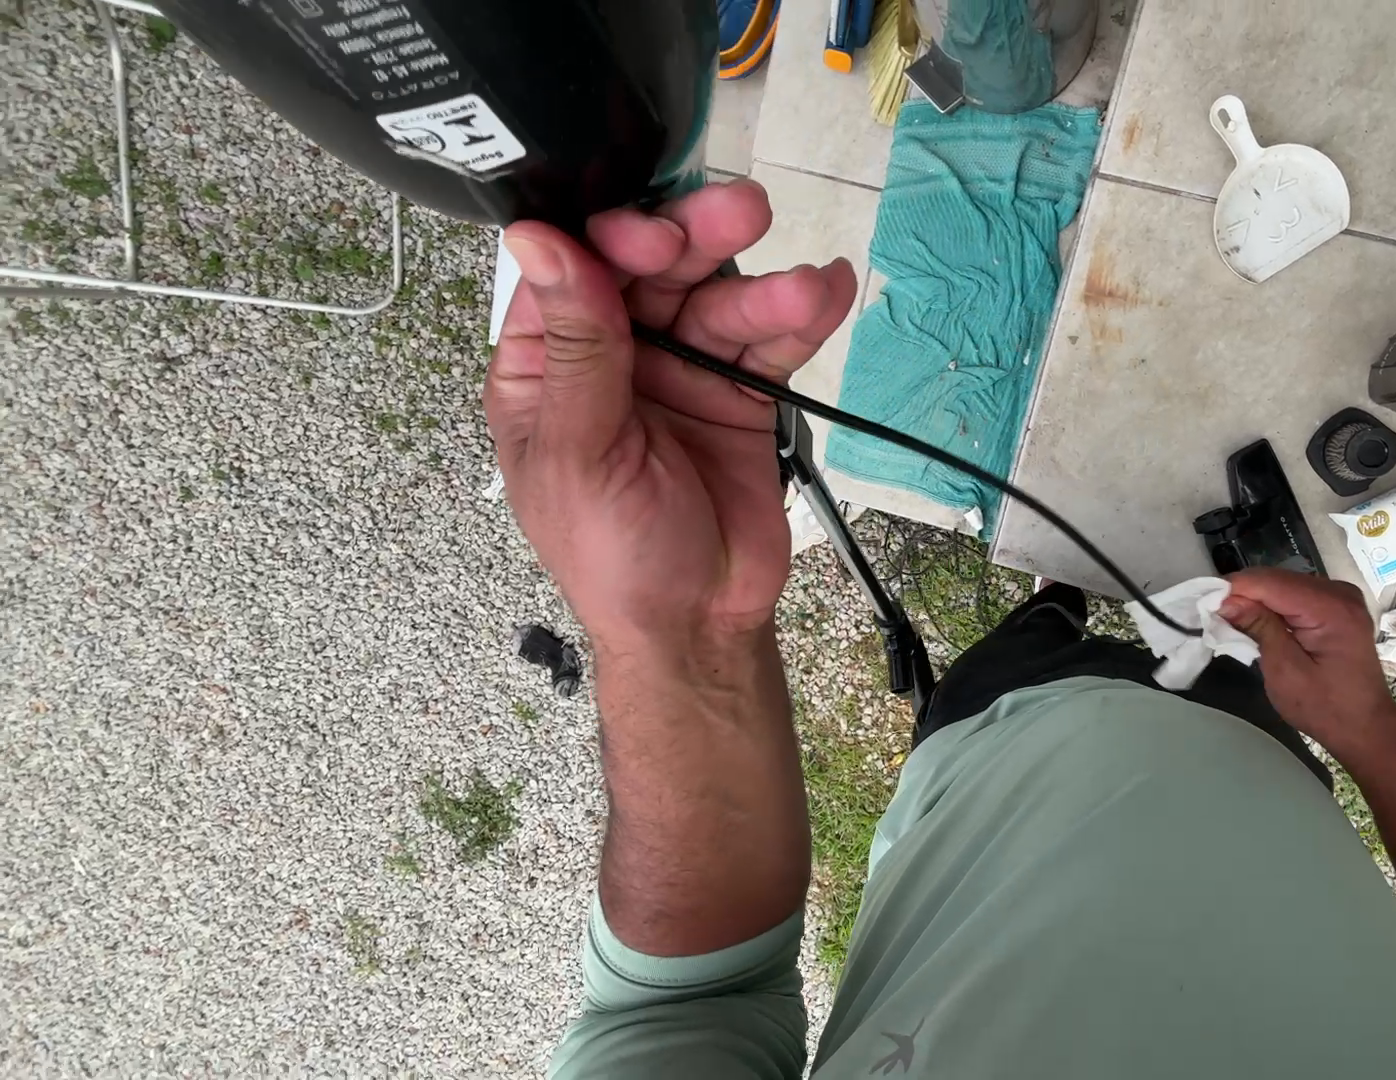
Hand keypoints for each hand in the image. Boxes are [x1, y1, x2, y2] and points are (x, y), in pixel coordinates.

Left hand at [483, 180, 857, 651]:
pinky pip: (770, 349)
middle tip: (743, 211)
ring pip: (723, 306)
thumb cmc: (614, 553)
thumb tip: (541, 241)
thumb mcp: (581, 455)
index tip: (660, 240)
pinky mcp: (743, 398)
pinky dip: (801, 321)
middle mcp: (620, 355)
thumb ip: (578, 352)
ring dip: (768, 289)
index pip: (578, 275)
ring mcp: (686, 373)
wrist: (698, 620)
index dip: (618, 243)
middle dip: (699, 241)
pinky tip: (831, 292)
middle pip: (658, 274)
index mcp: (551, 365)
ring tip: (809, 288)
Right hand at [1217, 569, 1395, 760]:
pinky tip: (1257, 622)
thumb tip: (1226, 601)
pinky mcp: (1336, 606)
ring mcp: (1340, 597)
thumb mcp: (1284, 671)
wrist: (1365, 727)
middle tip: (1214, 617)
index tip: (1204, 606)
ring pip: (1281, 584)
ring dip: (1254, 600)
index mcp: (1331, 608)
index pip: (1270, 582)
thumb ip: (1258, 628)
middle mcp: (1339, 592)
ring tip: (1231, 621)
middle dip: (1242, 594)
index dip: (1233, 589)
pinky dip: (1271, 605)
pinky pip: (1293, 594)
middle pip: (1275, 579)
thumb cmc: (1325, 707)